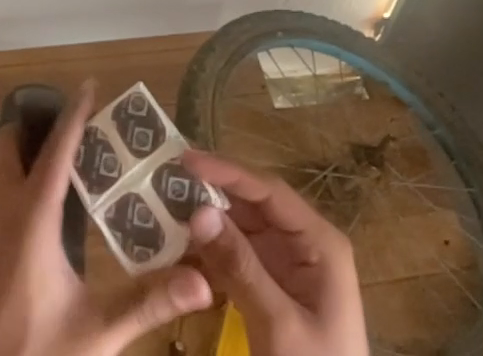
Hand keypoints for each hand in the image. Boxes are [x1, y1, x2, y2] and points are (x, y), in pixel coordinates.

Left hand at [0, 82, 213, 355]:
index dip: (72, 118)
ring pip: (3, 179)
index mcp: (29, 227)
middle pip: (8, 153)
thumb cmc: (30, 355)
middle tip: (76, 116)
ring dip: (30, 155)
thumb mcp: (94, 335)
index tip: (89, 85)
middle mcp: (3, 223)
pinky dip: (28, 186)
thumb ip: (147, 304)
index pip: (52, 157)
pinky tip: (59, 211)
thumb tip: (202, 279)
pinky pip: (6, 205)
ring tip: (77, 153)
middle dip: (34, 125)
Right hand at [183, 151, 368, 355]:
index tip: (185, 159)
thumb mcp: (278, 323)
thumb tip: (198, 212)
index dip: (228, 172)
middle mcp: (304, 245)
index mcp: (319, 242)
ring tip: (163, 211)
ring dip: (207, 225)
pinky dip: (210, 256)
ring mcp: (288, 267)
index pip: (269, 192)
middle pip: (254, 206)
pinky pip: (238, 261)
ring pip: (242, 231)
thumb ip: (240, 267)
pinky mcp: (272, 290)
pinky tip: (179, 252)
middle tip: (165, 182)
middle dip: (212, 194)